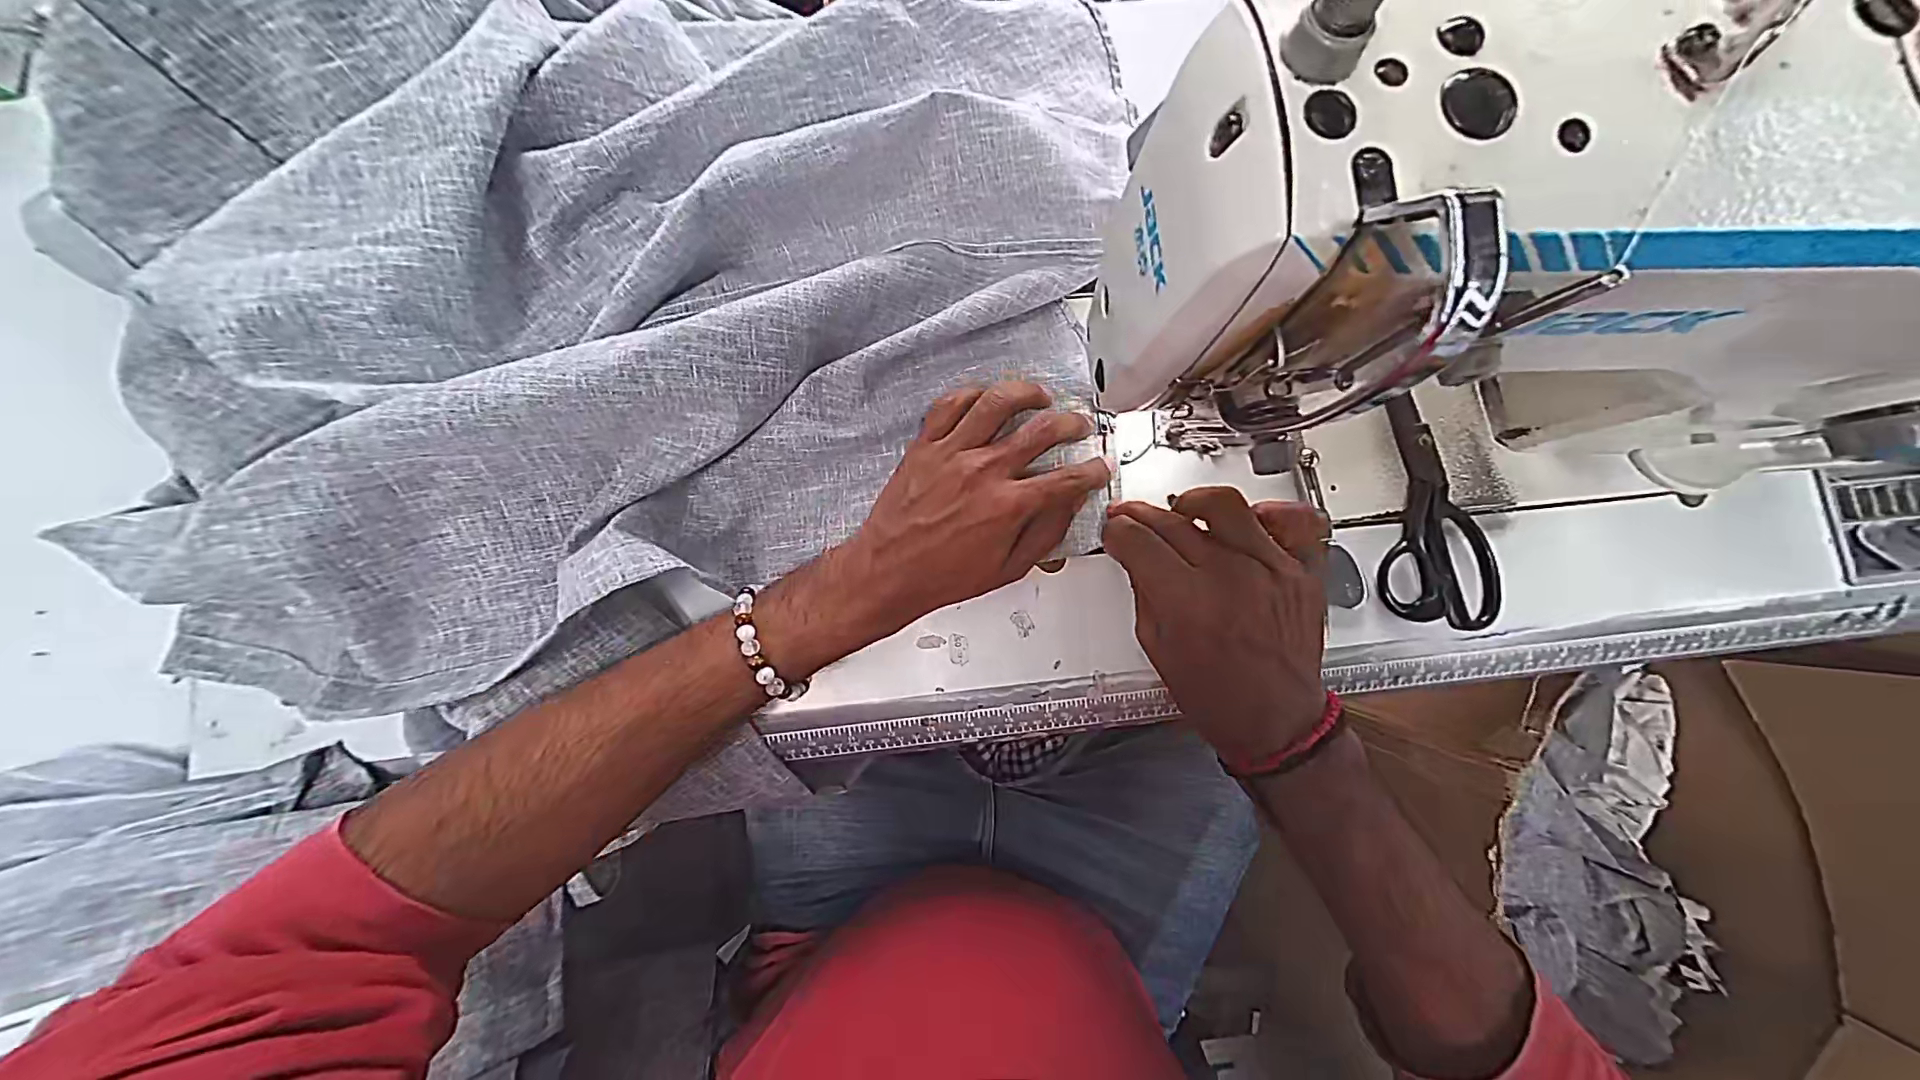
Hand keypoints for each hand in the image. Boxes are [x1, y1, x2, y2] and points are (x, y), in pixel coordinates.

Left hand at [789, 381, 1109, 654]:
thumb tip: (1069, 506)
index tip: (1096, 467)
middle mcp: (983, 473)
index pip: (1067, 478)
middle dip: (1072, 424)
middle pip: (1042, 429)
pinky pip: (950, 404)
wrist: (888, 572)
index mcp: (1008, 506)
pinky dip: (973, 394)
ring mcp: (952, 454)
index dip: (1092, 470)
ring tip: (1039, 397)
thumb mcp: (1007, 568)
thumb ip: (1045, 533)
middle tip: (1077, 426)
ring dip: (1027, 394)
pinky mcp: (925, 447)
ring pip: (998, 403)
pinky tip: (985, 397)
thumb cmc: (940, 575)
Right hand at [1101, 487, 1329, 762]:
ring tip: (1184, 511)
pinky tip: (1248, 522)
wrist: (1276, 721)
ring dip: (1193, 502)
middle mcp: (1230, 578)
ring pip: (1224, 504)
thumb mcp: (1158, 648)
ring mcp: (1271, 570)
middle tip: (1133, 520)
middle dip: (1140, 516)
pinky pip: (1294, 520)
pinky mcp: (1302, 572)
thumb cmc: (1220, 697)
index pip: (1137, 540)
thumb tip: (1135, 557)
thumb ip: (1144, 594)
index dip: (1117, 531)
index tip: (1115, 532)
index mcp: (1187, 602)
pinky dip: (1269, 512)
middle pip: (1171, 520)